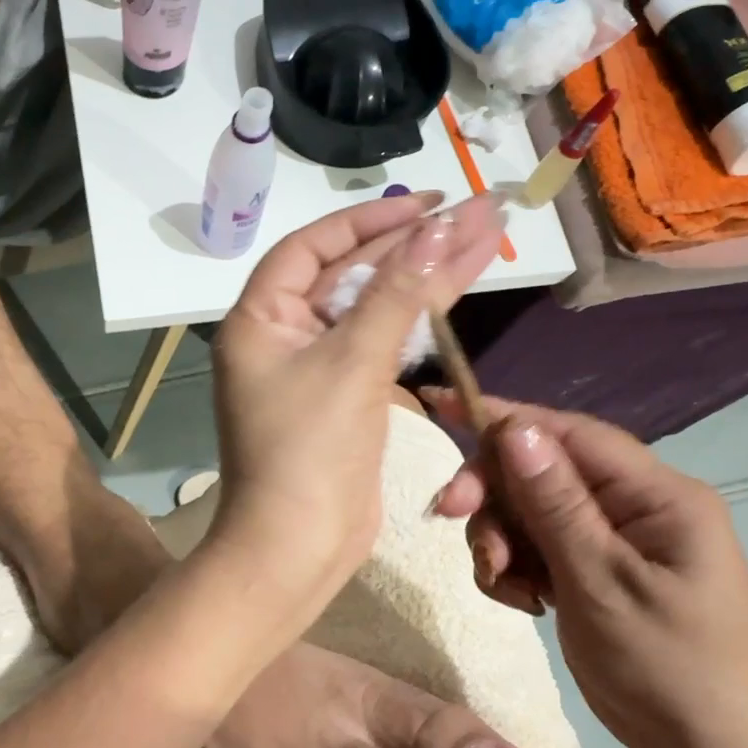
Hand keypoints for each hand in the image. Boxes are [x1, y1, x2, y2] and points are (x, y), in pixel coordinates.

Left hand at [207, 193, 504, 617]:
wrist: (297, 545)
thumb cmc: (308, 451)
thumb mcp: (351, 363)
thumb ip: (396, 292)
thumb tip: (441, 227)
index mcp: (258, 322)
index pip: (311, 249)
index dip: (368, 222)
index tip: (428, 202)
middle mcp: (279, 341)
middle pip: (348, 276)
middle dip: (411, 245)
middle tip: (480, 213)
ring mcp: (312, 373)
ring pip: (370, 311)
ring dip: (423, 278)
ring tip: (489, 237)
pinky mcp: (341, 403)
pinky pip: (378, 348)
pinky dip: (416, 322)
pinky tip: (457, 287)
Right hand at [428, 396, 747, 747]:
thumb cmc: (666, 664)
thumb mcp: (600, 580)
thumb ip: (554, 504)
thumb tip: (513, 429)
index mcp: (658, 496)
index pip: (569, 434)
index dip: (504, 417)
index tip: (441, 404)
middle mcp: (636, 507)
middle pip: (540, 473)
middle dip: (493, 498)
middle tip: (451, 522)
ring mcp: (613, 541)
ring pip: (528, 515)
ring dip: (501, 544)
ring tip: (509, 589)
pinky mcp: (593, 572)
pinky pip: (535, 551)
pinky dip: (514, 571)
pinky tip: (523, 602)